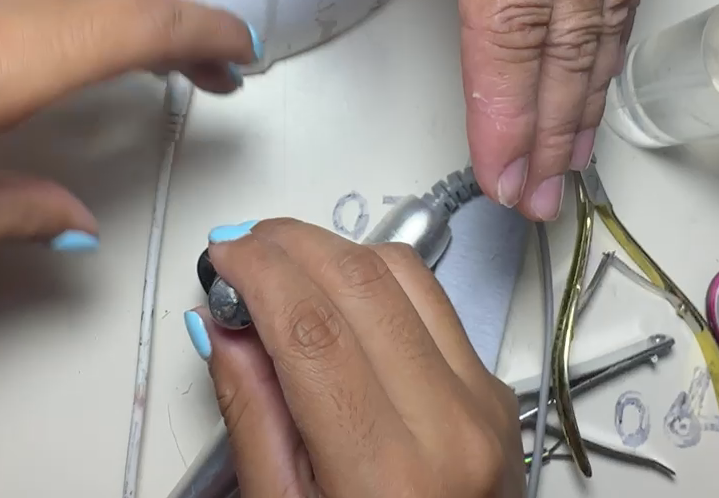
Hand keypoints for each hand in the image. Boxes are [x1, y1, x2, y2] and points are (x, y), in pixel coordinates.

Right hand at [190, 219, 520, 496]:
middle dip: (291, 243)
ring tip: (283, 263)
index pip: (313, 329)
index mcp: (391, 478)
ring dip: (334, 248)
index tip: (223, 254)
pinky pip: (433, 298)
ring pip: (404, 270)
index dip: (259, 273)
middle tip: (244, 246)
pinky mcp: (495, 388)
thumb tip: (225, 322)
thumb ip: (254, 417)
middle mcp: (453, 424)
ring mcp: (485, 400)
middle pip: (361, 281)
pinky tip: (338, 290)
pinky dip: (377, 274)